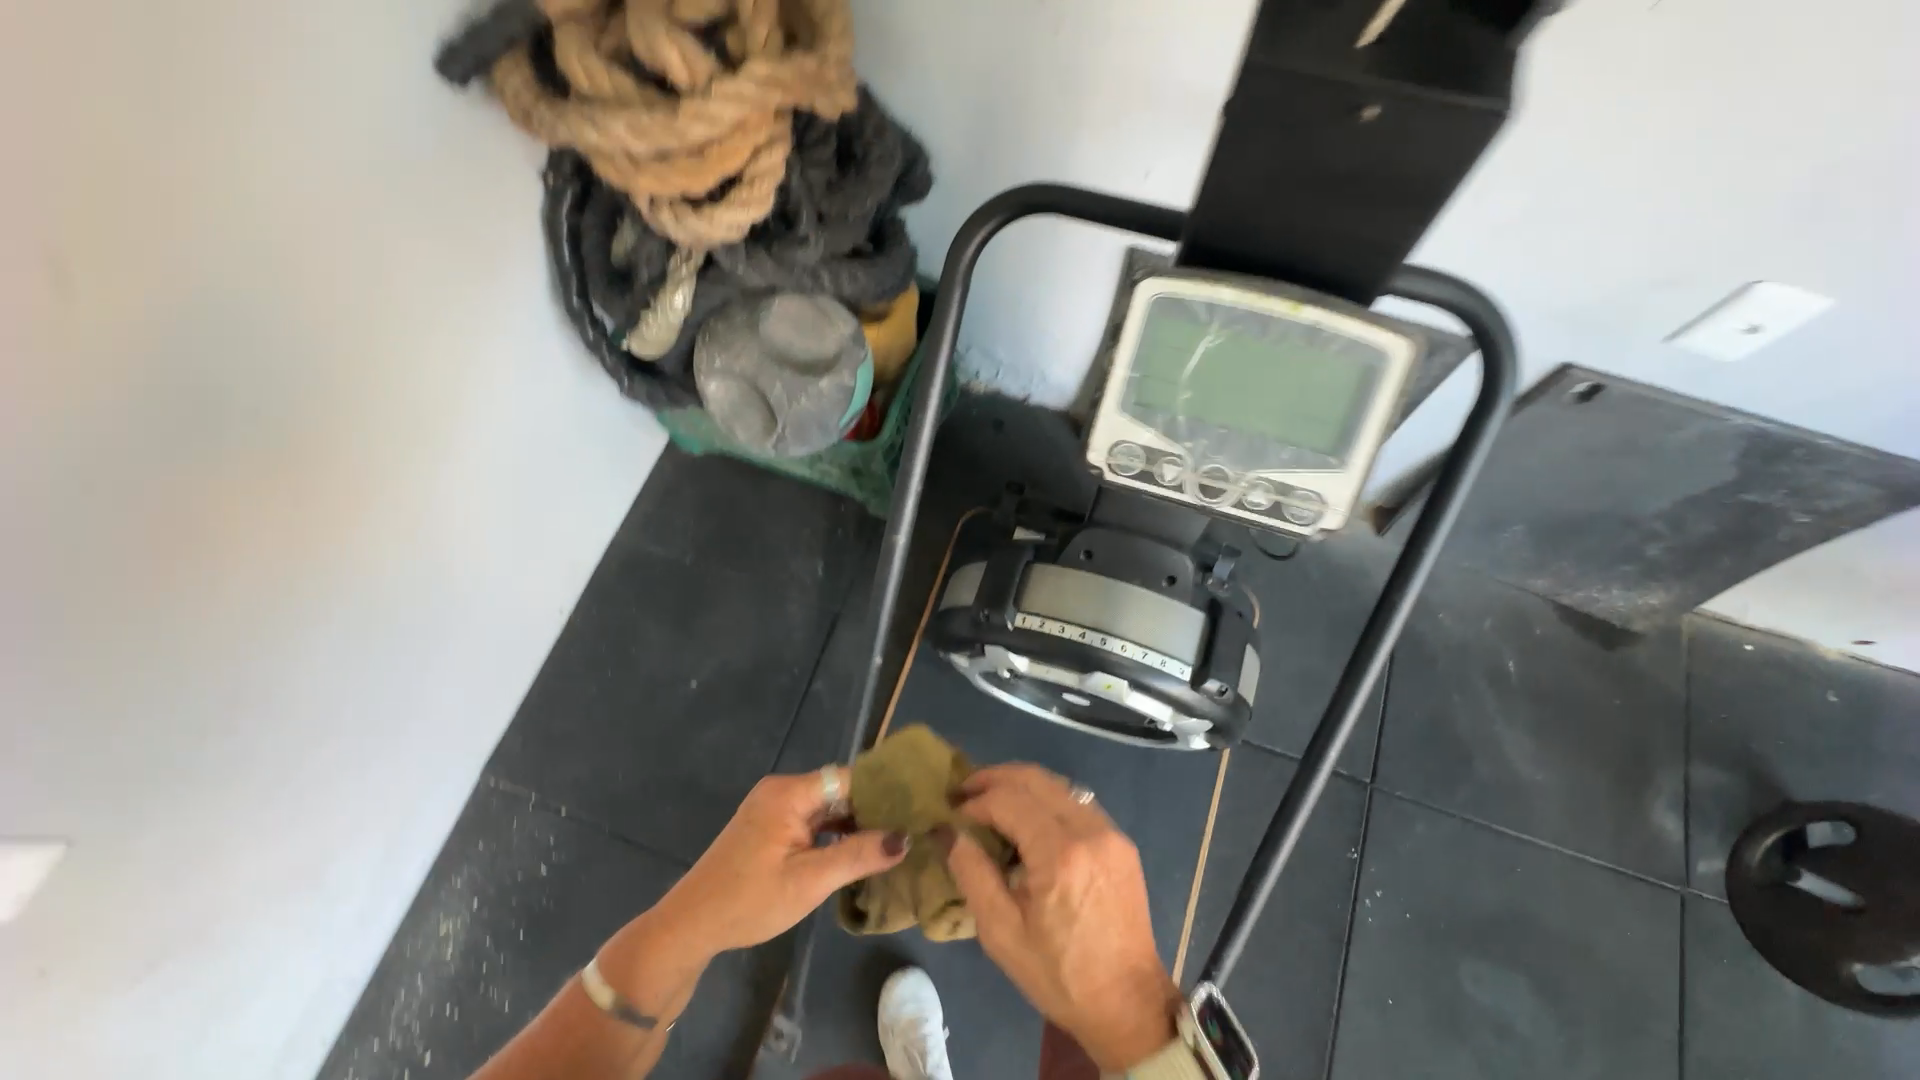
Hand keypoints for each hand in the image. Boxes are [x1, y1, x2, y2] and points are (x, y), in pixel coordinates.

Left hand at [656, 769, 908, 955]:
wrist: (691, 926)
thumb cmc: (750, 901)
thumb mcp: (810, 881)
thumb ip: (859, 855)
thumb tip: (905, 837)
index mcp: (789, 793)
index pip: (849, 778)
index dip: (883, 792)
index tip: (916, 808)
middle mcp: (782, 791)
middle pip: (839, 790)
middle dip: (873, 809)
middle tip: (913, 827)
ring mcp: (773, 808)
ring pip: (828, 807)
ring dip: (856, 824)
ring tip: (896, 839)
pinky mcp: (770, 828)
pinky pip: (813, 821)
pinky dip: (835, 834)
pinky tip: (861, 850)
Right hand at [938, 764, 1178, 1071]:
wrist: (1127, 1004)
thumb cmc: (1058, 975)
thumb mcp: (1001, 931)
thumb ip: (971, 872)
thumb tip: (946, 830)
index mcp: (1060, 854)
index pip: (1009, 799)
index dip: (975, 801)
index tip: (951, 814)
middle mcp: (1090, 830)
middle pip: (1036, 779)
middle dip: (994, 779)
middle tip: (963, 792)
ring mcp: (1111, 833)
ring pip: (1059, 786)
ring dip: (1021, 786)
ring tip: (990, 802)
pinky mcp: (1122, 843)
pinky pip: (1077, 804)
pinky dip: (1047, 801)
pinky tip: (1028, 822)